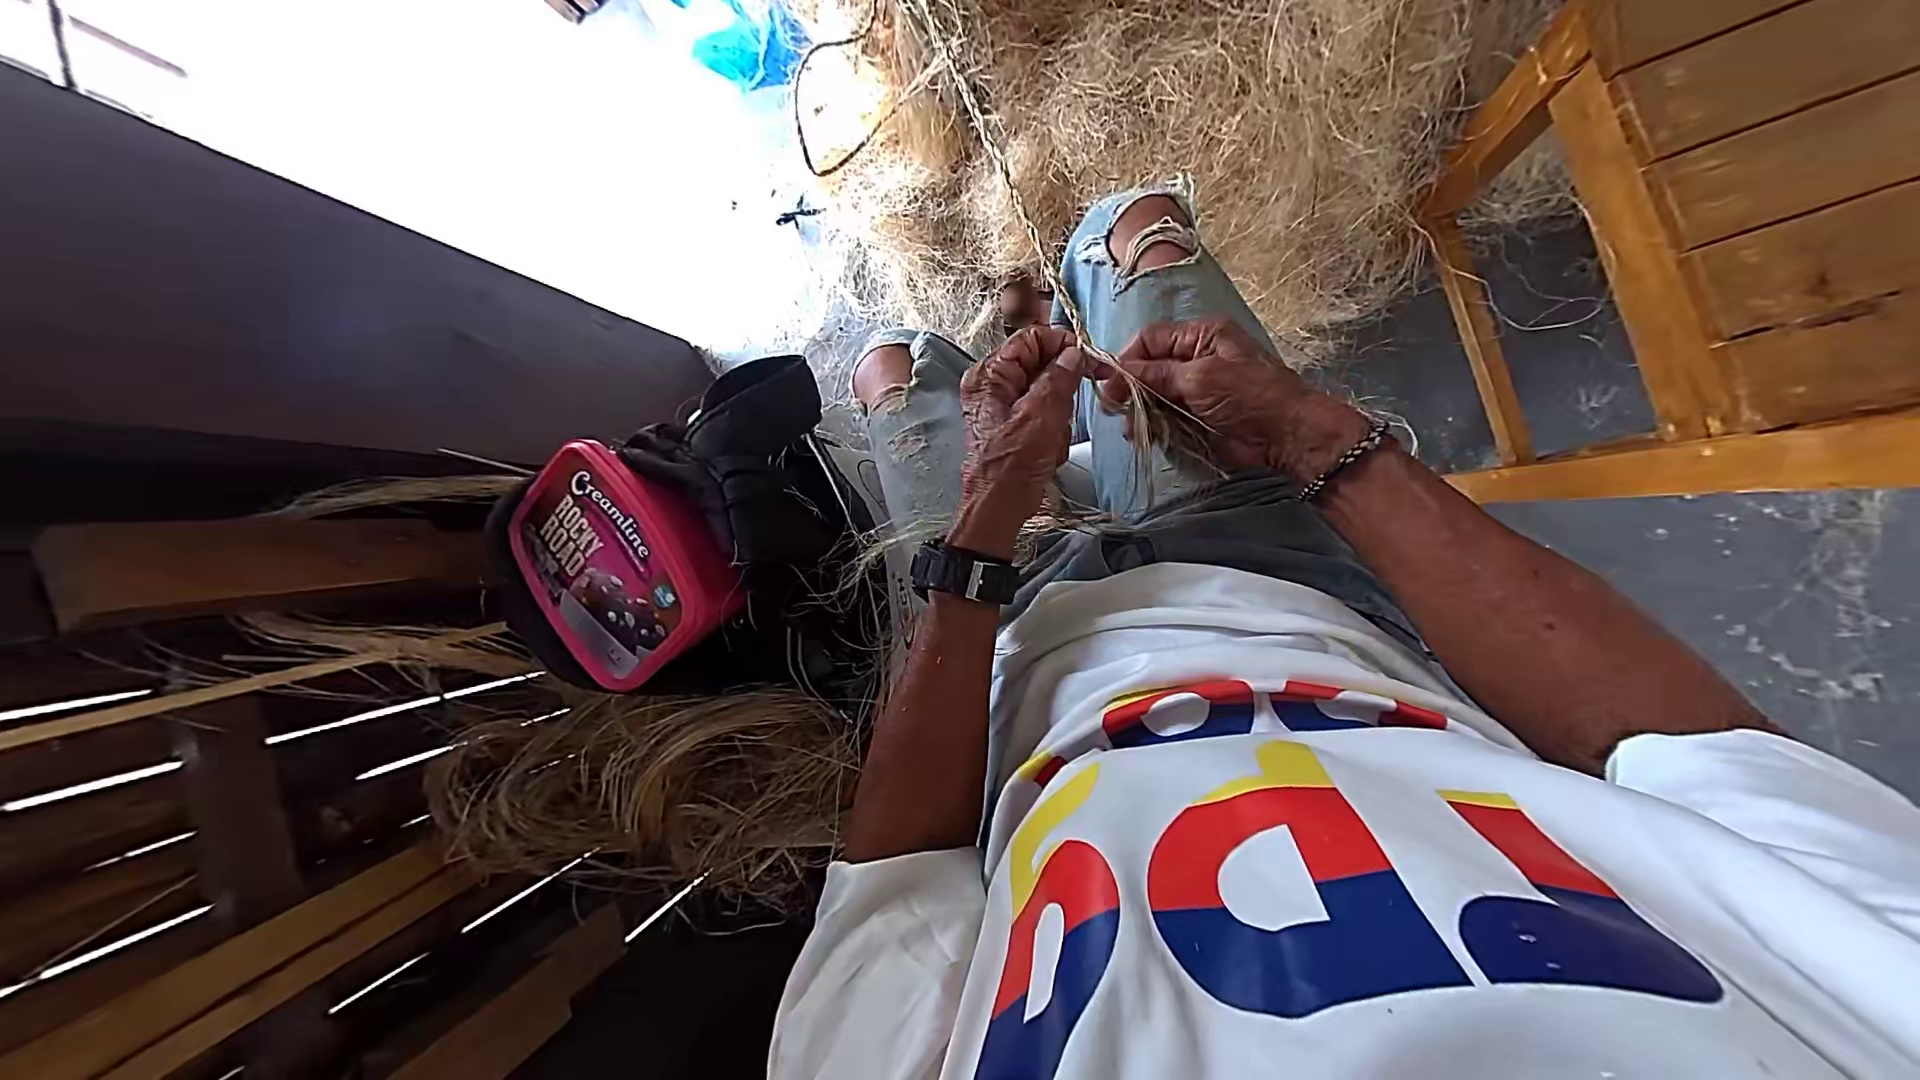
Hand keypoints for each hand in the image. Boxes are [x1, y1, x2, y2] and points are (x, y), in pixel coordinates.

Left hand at [953, 326, 1084, 558]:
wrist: (999, 506)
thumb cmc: (1011, 465)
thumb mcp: (1040, 414)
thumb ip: (1059, 377)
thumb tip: (1074, 353)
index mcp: (990, 375)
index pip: (1032, 338)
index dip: (1064, 345)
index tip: (1090, 359)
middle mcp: (993, 386)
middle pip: (1044, 367)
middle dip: (1062, 394)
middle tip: (1063, 416)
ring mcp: (1005, 407)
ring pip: (1050, 394)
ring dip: (1059, 419)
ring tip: (1050, 441)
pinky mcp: (1017, 427)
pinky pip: (1047, 417)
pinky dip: (1054, 433)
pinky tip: (1047, 451)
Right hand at [1097, 319, 1369, 482]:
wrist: (1286, 437)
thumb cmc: (1250, 397)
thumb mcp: (1200, 377)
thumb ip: (1155, 374)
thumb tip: (1116, 371)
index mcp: (1200, 336)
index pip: (1150, 339)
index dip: (1126, 359)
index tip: (1108, 383)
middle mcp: (1193, 359)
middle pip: (1146, 368)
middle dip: (1128, 388)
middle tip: (1113, 409)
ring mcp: (1192, 390)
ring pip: (1150, 395)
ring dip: (1137, 411)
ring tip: (1132, 428)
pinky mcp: (1192, 418)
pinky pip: (1161, 418)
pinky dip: (1149, 426)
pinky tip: (1143, 436)